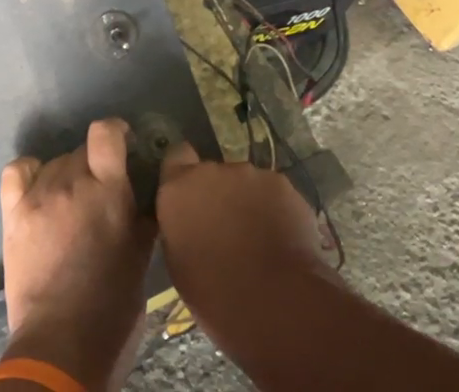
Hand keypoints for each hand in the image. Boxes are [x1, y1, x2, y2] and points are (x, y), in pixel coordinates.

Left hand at [0, 119, 155, 389]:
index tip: (123, 142)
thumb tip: (149, 192)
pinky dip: (31, 173)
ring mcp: (38, 195)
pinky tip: (40, 188)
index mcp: (108, 191)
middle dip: (94, 163)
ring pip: (54, 162)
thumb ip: (144, 216)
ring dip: (67, 173)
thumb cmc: (112, 306)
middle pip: (81, 149)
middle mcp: (71, 182)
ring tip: (73, 200)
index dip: (115, 131)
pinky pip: (19, 171)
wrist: (61, 341)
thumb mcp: (141, 257)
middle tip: (102, 189)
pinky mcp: (13, 212)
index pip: (106, 132)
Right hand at [155, 141, 321, 300]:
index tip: (191, 193)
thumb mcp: (178, 261)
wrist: (274, 301)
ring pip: (245, 183)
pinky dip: (275, 209)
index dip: (184, 171)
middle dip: (219, 193)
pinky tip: (282, 238)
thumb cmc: (214, 293)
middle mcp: (210, 172)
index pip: (176, 156)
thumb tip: (191, 222)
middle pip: (213, 173)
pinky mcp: (282, 185)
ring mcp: (249, 174)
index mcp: (177, 189)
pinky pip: (273, 192)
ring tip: (260, 237)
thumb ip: (181, 226)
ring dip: (247, 201)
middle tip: (228, 227)